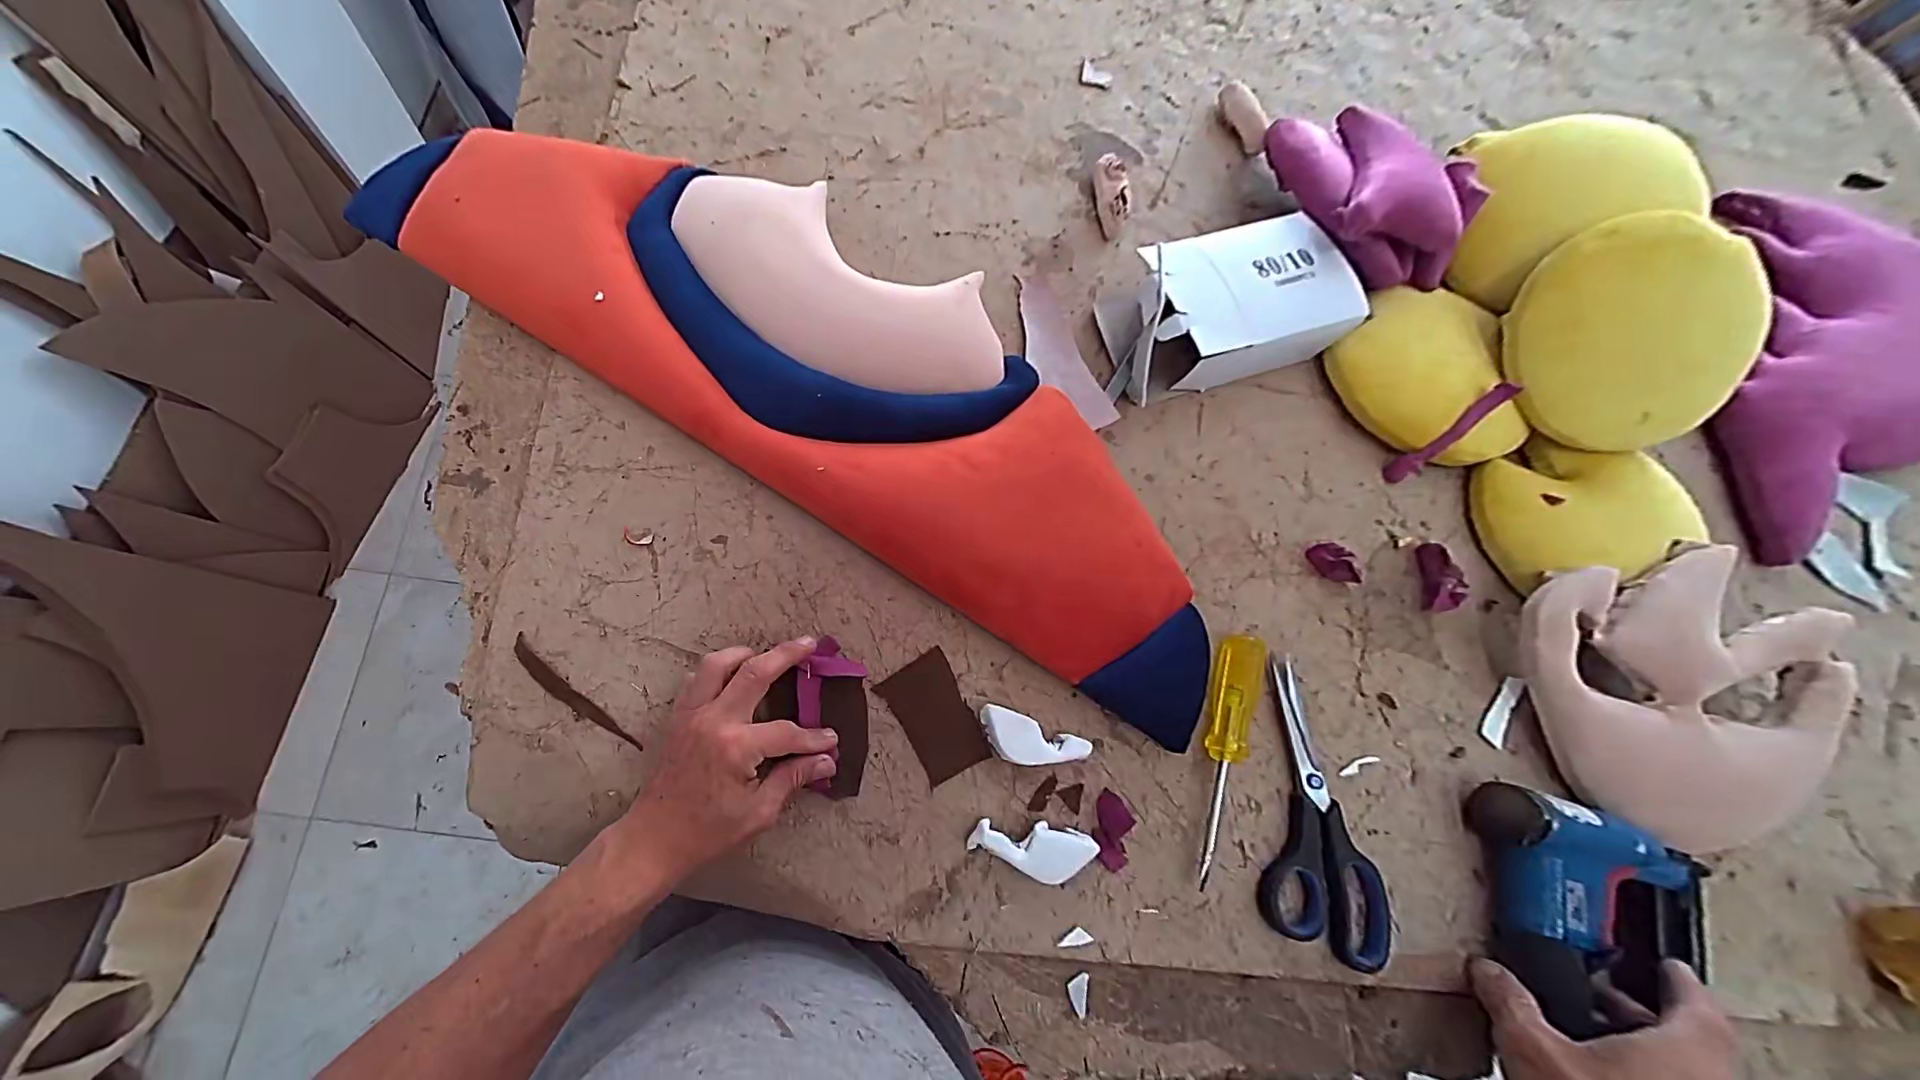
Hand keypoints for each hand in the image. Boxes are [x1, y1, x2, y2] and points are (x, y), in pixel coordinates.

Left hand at [615, 639, 837, 876]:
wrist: (652, 840)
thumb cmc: (707, 832)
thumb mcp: (758, 812)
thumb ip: (792, 778)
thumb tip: (826, 761)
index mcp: (736, 747)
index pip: (787, 732)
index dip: (813, 737)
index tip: (831, 741)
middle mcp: (713, 721)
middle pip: (754, 672)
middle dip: (787, 655)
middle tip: (809, 644)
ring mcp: (692, 715)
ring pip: (718, 664)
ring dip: (746, 654)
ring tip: (766, 655)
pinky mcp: (678, 718)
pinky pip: (697, 679)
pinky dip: (718, 671)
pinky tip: (733, 677)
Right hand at [1470, 959, 1735, 1079]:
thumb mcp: (1531, 1047)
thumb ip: (1508, 999)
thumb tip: (1488, 971)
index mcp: (1687, 1052)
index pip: (1696, 1003)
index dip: (1678, 980)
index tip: (1668, 966)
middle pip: (1689, 1041)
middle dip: (1641, 1015)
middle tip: (1603, 997)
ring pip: (1680, 1074)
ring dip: (1640, 1052)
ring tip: (1590, 1040)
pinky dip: (1638, 1079)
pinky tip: (1593, 1077)